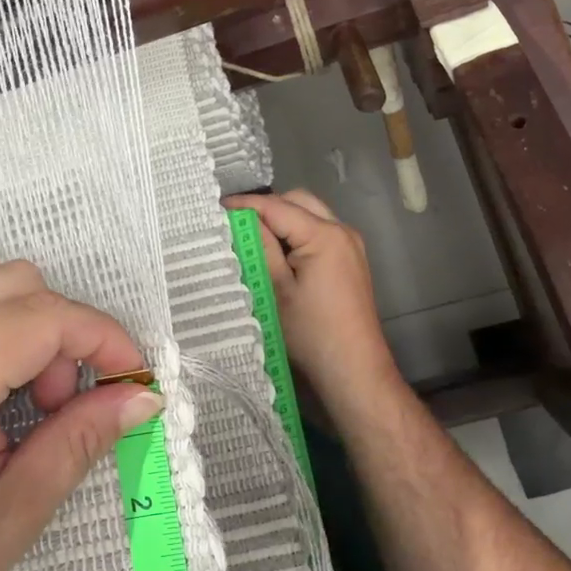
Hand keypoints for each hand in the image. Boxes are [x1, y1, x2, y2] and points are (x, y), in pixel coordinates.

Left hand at [0, 237, 162, 570]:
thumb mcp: (9, 518)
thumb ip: (80, 440)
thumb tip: (138, 397)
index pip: (47, 317)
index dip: (105, 340)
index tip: (134, 378)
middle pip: (19, 282)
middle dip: (63, 334)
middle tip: (60, 407)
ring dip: (19, 311)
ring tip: (17, 384)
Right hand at [223, 190, 399, 399]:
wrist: (354, 369)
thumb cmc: (312, 333)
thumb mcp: (277, 290)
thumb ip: (261, 249)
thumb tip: (241, 220)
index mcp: (324, 235)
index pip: (277, 206)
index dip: (245, 205)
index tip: (216, 208)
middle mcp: (342, 230)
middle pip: (298, 202)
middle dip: (267, 208)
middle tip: (236, 224)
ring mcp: (350, 244)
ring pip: (311, 215)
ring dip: (283, 220)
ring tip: (253, 238)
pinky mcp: (351, 259)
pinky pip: (321, 232)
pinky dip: (298, 233)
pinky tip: (278, 254)